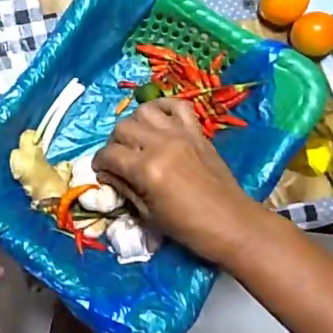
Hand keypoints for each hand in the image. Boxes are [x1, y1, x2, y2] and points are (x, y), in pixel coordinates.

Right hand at [94, 99, 270, 260]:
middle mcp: (160, 145)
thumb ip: (124, 188)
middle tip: (121, 159)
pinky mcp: (197, 132)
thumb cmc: (189, 227)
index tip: (102, 171)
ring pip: (143, 111)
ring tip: (139, 140)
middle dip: (114, 143)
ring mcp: (180, 134)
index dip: (99, 163)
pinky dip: (164, 108)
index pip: (109, 153)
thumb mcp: (148, 214)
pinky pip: (177, 105)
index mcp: (147, 169)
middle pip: (122, 128)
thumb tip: (106, 173)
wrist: (233, 225)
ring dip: (135, 124)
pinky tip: (160, 122)